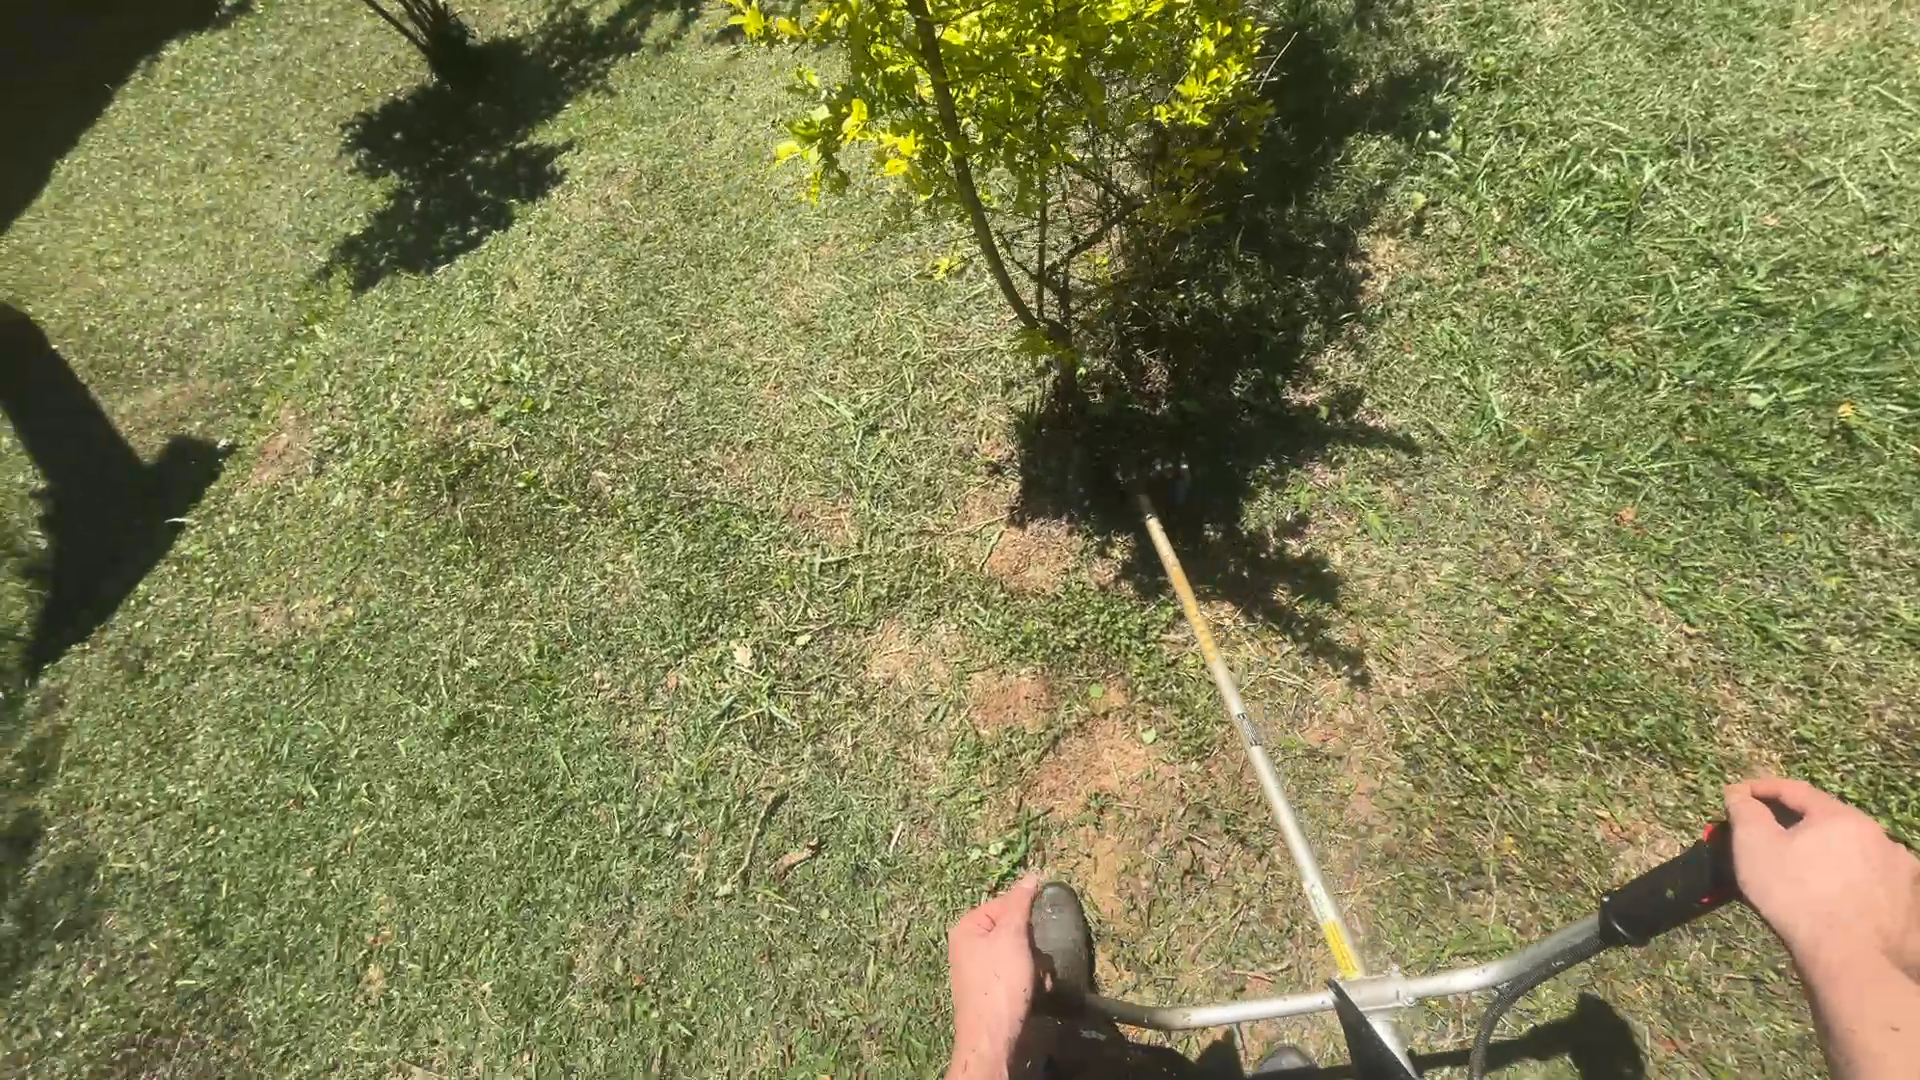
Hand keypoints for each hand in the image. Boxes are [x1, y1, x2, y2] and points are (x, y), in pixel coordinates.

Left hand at [946, 876, 1039, 1079]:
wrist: (991, 1040)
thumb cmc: (999, 983)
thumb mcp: (1012, 936)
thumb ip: (1020, 904)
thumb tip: (1030, 876)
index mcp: (967, 927)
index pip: (1003, 904)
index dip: (1025, 914)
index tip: (1041, 928)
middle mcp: (967, 945)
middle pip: (1010, 930)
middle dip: (1031, 945)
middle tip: (1040, 959)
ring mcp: (977, 970)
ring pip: (1015, 953)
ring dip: (1034, 964)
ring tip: (1041, 979)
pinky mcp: (989, 991)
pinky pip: (1013, 974)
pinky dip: (1028, 980)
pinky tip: (1037, 991)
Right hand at [1724, 777, 1919, 976]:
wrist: (1850, 955)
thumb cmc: (1793, 890)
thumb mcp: (1752, 842)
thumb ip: (1745, 809)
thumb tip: (1740, 794)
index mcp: (1845, 819)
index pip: (1796, 789)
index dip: (1759, 787)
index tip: (1734, 795)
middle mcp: (1884, 839)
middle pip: (1826, 818)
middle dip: (1790, 820)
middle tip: (1761, 831)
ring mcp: (1904, 873)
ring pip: (1851, 847)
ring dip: (1821, 847)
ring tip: (1796, 863)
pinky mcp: (1911, 901)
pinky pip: (1869, 874)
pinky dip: (1844, 871)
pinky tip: (1828, 887)